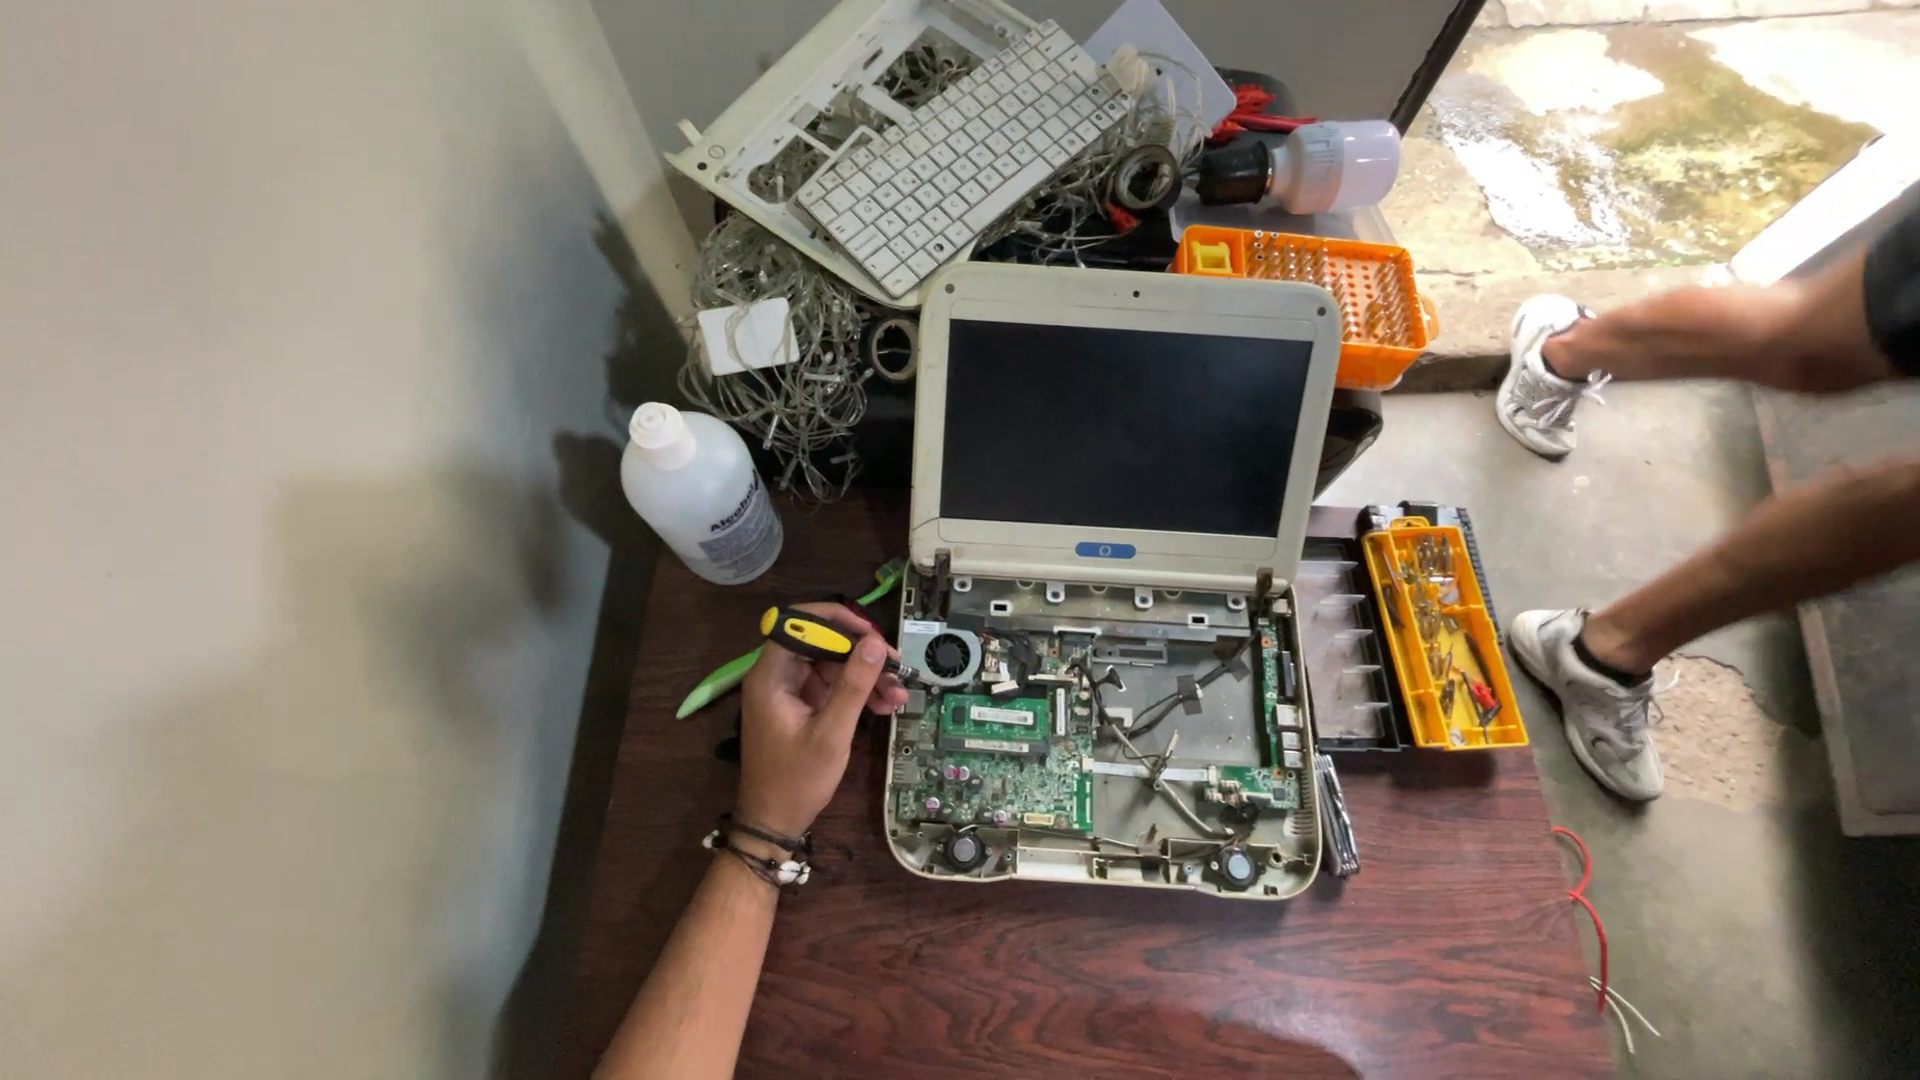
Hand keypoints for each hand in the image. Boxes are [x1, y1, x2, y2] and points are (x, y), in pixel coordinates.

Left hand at [735, 602, 910, 837]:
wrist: (775, 822)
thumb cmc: (796, 780)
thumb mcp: (831, 733)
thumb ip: (853, 686)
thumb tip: (875, 643)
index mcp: (771, 676)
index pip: (798, 623)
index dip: (836, 620)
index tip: (870, 634)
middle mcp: (777, 675)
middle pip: (821, 642)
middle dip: (860, 652)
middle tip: (895, 666)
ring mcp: (790, 690)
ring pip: (832, 663)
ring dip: (866, 675)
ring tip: (897, 694)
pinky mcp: (802, 704)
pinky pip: (833, 684)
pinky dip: (858, 691)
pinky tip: (885, 704)